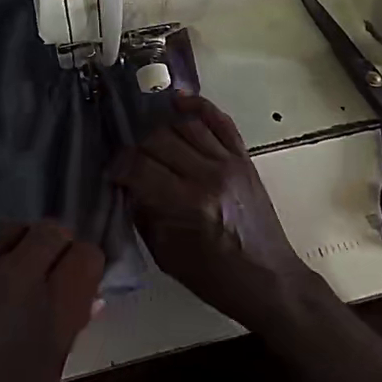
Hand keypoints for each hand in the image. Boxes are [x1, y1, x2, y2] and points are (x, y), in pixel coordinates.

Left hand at [0, 223, 103, 381]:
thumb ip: (63, 333)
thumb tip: (81, 301)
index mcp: (55, 309)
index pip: (87, 255)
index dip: (82, 269)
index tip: (73, 284)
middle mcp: (18, 275)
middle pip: (50, 231)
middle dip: (51, 251)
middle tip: (38, 280)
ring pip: (7, 228)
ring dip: (12, 248)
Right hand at [115, 93, 319, 329]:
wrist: (270, 280)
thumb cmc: (217, 279)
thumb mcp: (168, 256)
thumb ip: (143, 215)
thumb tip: (126, 186)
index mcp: (191, 204)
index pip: (142, 168)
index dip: (119, 167)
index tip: (111, 174)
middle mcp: (211, 174)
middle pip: (161, 140)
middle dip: (136, 149)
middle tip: (129, 163)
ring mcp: (231, 161)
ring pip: (187, 125)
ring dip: (162, 130)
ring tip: (150, 144)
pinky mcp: (244, 156)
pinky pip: (220, 121)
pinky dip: (199, 106)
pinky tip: (179, 101)